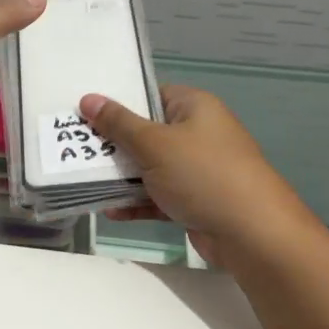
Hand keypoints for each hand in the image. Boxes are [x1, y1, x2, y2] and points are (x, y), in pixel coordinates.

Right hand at [79, 83, 315, 268]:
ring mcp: (197, 170)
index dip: (119, 103)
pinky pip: (158, 196)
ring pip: (150, 167)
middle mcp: (198, 134)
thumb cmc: (202, 175)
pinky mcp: (194, 201)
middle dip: (113, 144)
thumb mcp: (154, 144)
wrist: (252, 233)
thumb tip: (88, 99)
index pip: (151, 95)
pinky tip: (111, 211)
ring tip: (85, 181)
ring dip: (121, 177)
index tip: (85, 114)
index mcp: (194, 108)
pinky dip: (137, 202)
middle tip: (77, 149)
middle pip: (147, 132)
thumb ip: (118, 124)